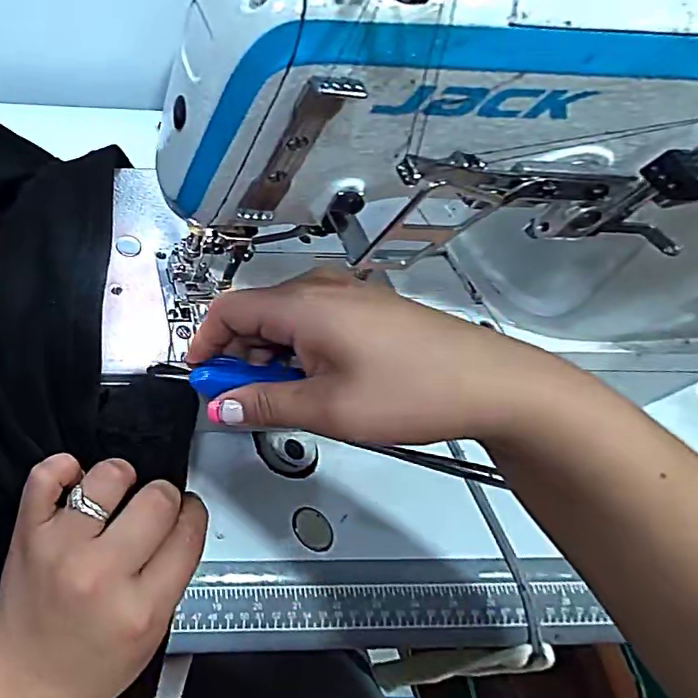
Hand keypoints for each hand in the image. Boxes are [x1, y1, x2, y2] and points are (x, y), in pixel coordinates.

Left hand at [0, 453, 207, 697]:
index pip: (187, 534)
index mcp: (140, 609)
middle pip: (157, 500)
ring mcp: (61, 548)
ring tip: (117, 493)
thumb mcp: (150, 638)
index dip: (192, 514)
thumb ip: (170, 579)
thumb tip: (182, 521)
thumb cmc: (85, 664)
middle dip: (164, 495)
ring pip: (108, 477)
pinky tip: (76, 480)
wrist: (20, 678)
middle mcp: (101, 574)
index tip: (186, 512)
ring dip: (120, 477)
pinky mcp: (29, 531)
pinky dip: (65, 466)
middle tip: (154, 506)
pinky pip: (47, 474)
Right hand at [186, 268, 601, 445]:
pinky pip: (309, 321)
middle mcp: (320, 288)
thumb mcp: (328, 409)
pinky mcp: (362, 307)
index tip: (202, 377)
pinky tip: (316, 382)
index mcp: (303, 304)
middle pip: (253, 315)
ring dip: (267, 356)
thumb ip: (265, 405)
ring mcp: (344, 295)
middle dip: (237, 356)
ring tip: (285, 397)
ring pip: (281, 320)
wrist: (494, 384)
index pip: (227, 310)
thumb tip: (224, 406)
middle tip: (241, 398)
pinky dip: (296, 349)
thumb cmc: (420, 389)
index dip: (205, 343)